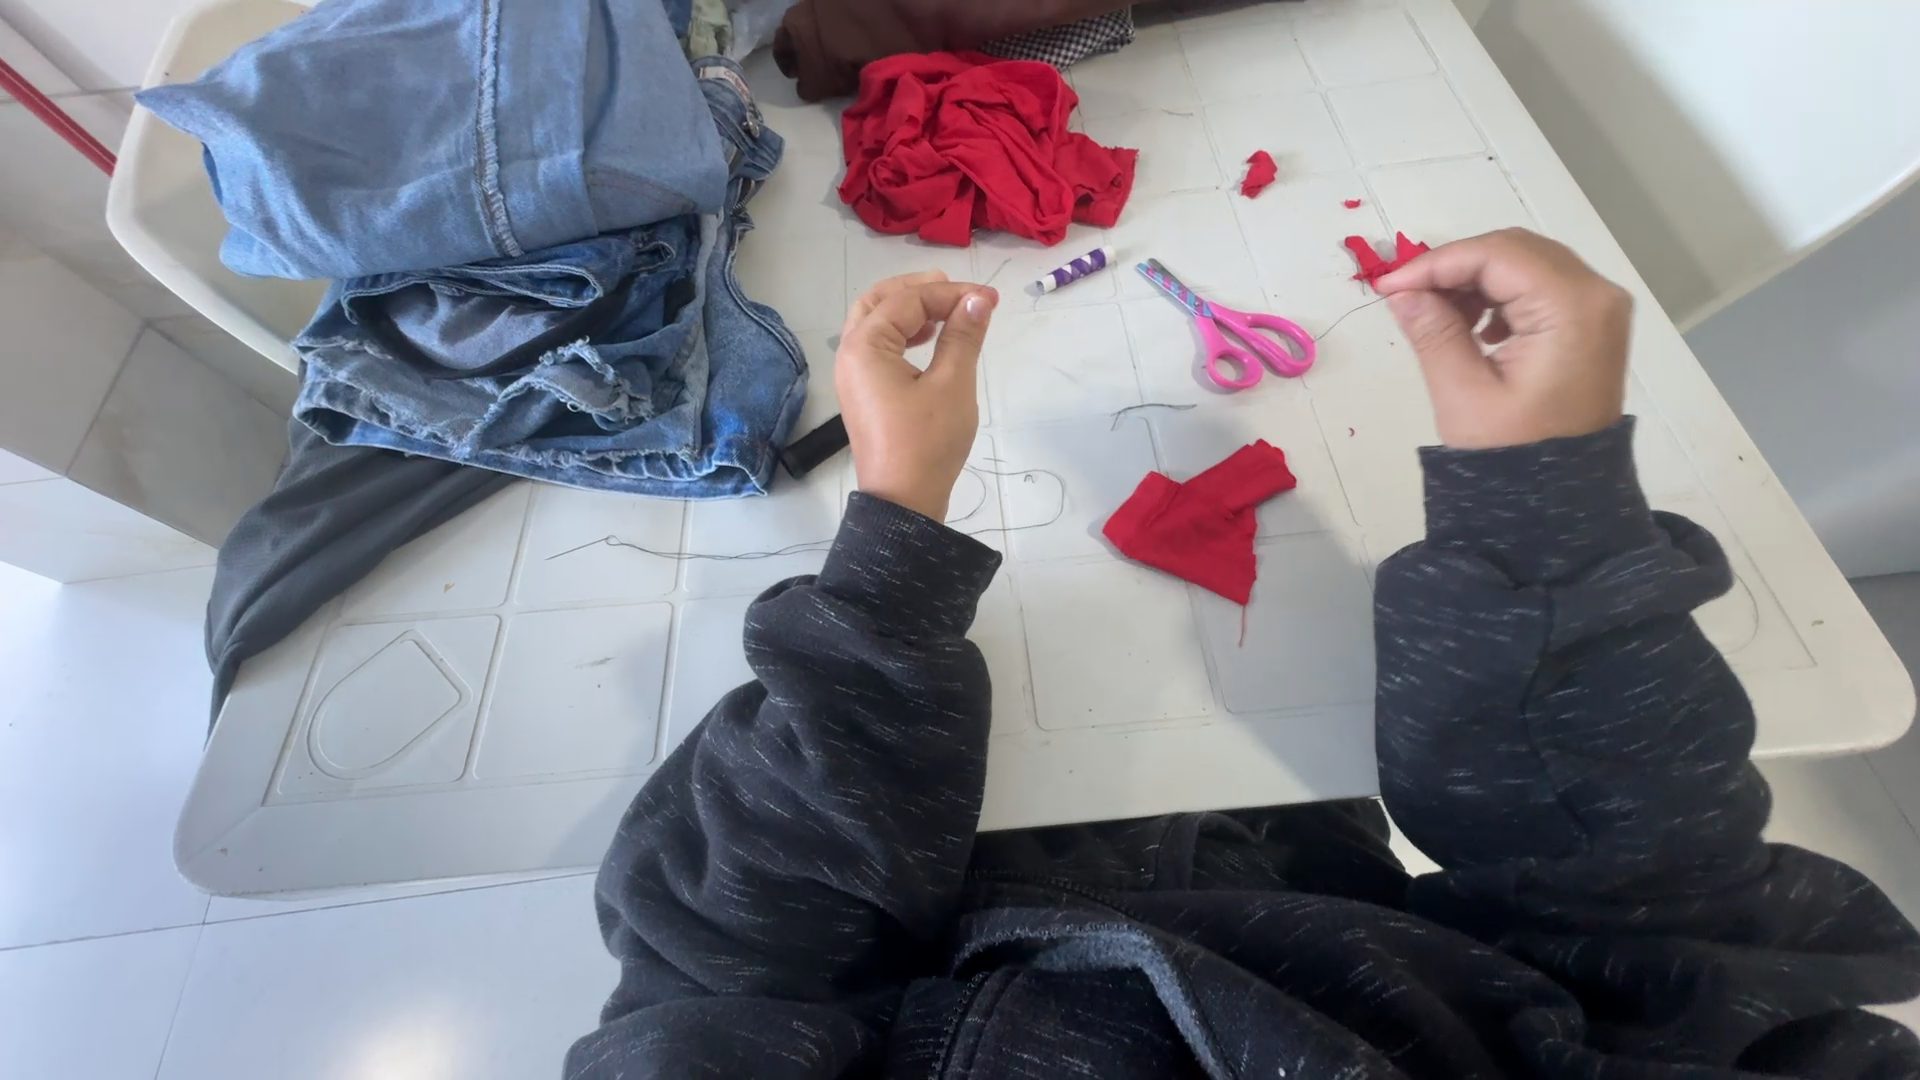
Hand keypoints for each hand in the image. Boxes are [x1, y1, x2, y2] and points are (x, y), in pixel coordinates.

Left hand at [836, 271, 997, 520]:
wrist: (903, 501)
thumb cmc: (927, 443)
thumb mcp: (952, 384)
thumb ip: (963, 335)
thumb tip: (979, 300)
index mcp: (865, 346)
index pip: (908, 300)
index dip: (952, 294)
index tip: (990, 299)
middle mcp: (850, 354)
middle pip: (878, 302)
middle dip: (918, 291)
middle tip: (956, 291)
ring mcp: (853, 376)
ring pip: (875, 325)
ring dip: (909, 312)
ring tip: (946, 313)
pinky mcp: (863, 394)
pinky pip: (877, 350)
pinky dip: (902, 337)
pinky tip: (928, 342)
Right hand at [1374, 227, 1631, 449]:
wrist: (1556, 490)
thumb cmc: (1509, 447)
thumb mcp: (1461, 392)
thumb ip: (1434, 333)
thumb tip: (1403, 293)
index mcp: (1571, 309)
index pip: (1497, 256)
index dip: (1437, 263)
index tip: (1388, 287)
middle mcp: (1595, 294)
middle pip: (1515, 251)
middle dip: (1453, 265)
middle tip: (1403, 295)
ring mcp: (1596, 306)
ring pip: (1525, 263)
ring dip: (1472, 278)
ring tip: (1431, 312)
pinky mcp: (1587, 321)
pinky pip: (1538, 285)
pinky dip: (1496, 292)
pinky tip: (1470, 324)